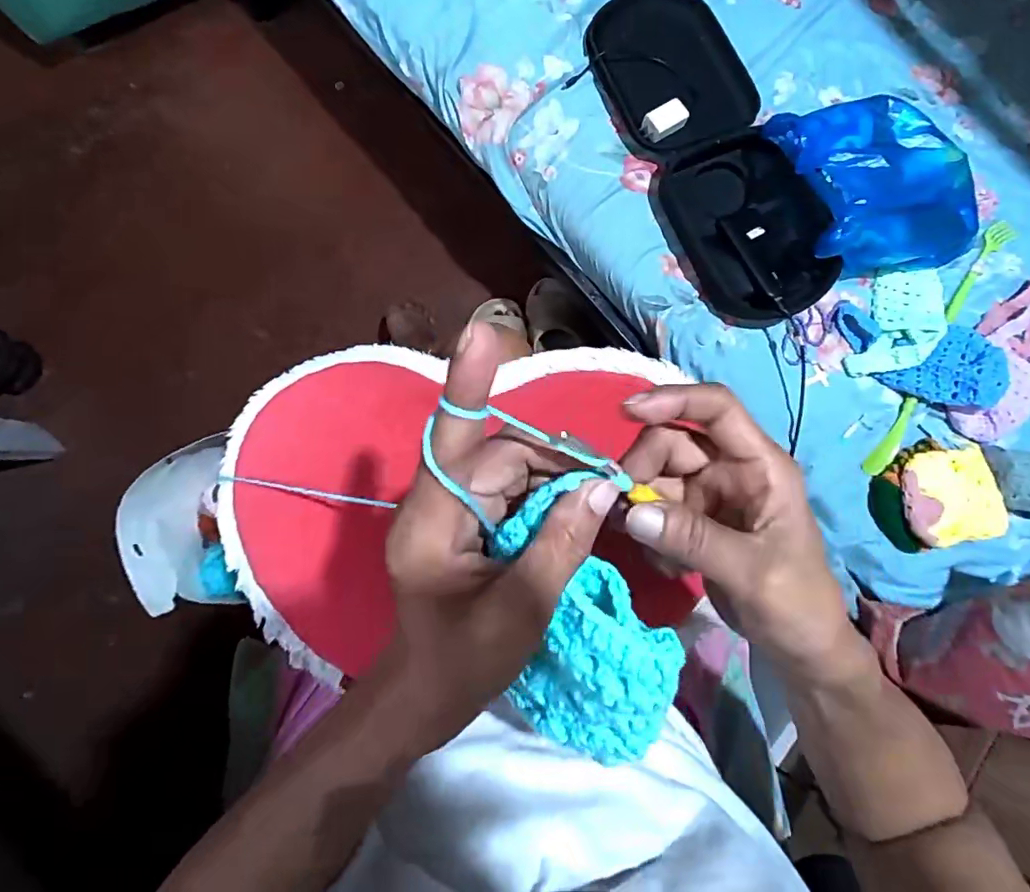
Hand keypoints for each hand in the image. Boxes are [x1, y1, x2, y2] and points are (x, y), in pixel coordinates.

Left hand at [363, 321, 618, 756]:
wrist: (424, 697)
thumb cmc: (463, 662)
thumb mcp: (521, 610)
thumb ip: (561, 545)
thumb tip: (600, 489)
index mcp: (433, 522)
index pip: (453, 439)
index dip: (469, 383)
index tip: (485, 333)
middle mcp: (436, 502)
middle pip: (498, 453)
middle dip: (552, 461)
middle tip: (604, 484)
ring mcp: (449, 510)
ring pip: (508, 468)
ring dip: (552, 477)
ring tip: (594, 498)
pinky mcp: (465, 522)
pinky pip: (510, 489)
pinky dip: (544, 493)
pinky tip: (573, 508)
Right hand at [617, 384, 867, 687]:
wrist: (802, 649)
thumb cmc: (796, 603)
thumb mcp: (752, 572)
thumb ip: (693, 539)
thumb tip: (632, 511)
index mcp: (760, 465)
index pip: (717, 408)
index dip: (674, 399)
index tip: (628, 410)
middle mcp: (732, 469)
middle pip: (673, 440)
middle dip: (643, 465)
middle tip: (622, 505)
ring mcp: (711, 495)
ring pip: (658, 474)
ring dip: (641, 503)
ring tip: (645, 546)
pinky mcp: (694, 521)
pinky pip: (655, 508)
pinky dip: (648, 530)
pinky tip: (665, 566)